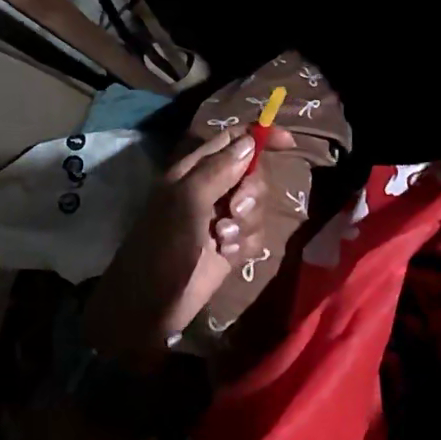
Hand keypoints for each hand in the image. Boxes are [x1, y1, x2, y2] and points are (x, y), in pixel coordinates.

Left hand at [83, 126, 291, 369]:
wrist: (151, 303)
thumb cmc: (164, 244)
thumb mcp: (188, 200)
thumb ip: (219, 168)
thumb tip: (251, 140)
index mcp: (194, 168)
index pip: (233, 138)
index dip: (261, 136)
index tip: (289, 144)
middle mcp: (210, 187)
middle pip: (252, 173)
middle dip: (252, 192)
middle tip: (235, 210)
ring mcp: (220, 217)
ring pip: (256, 204)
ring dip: (247, 222)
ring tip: (224, 238)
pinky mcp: (230, 244)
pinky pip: (255, 233)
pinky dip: (245, 242)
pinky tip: (228, 255)